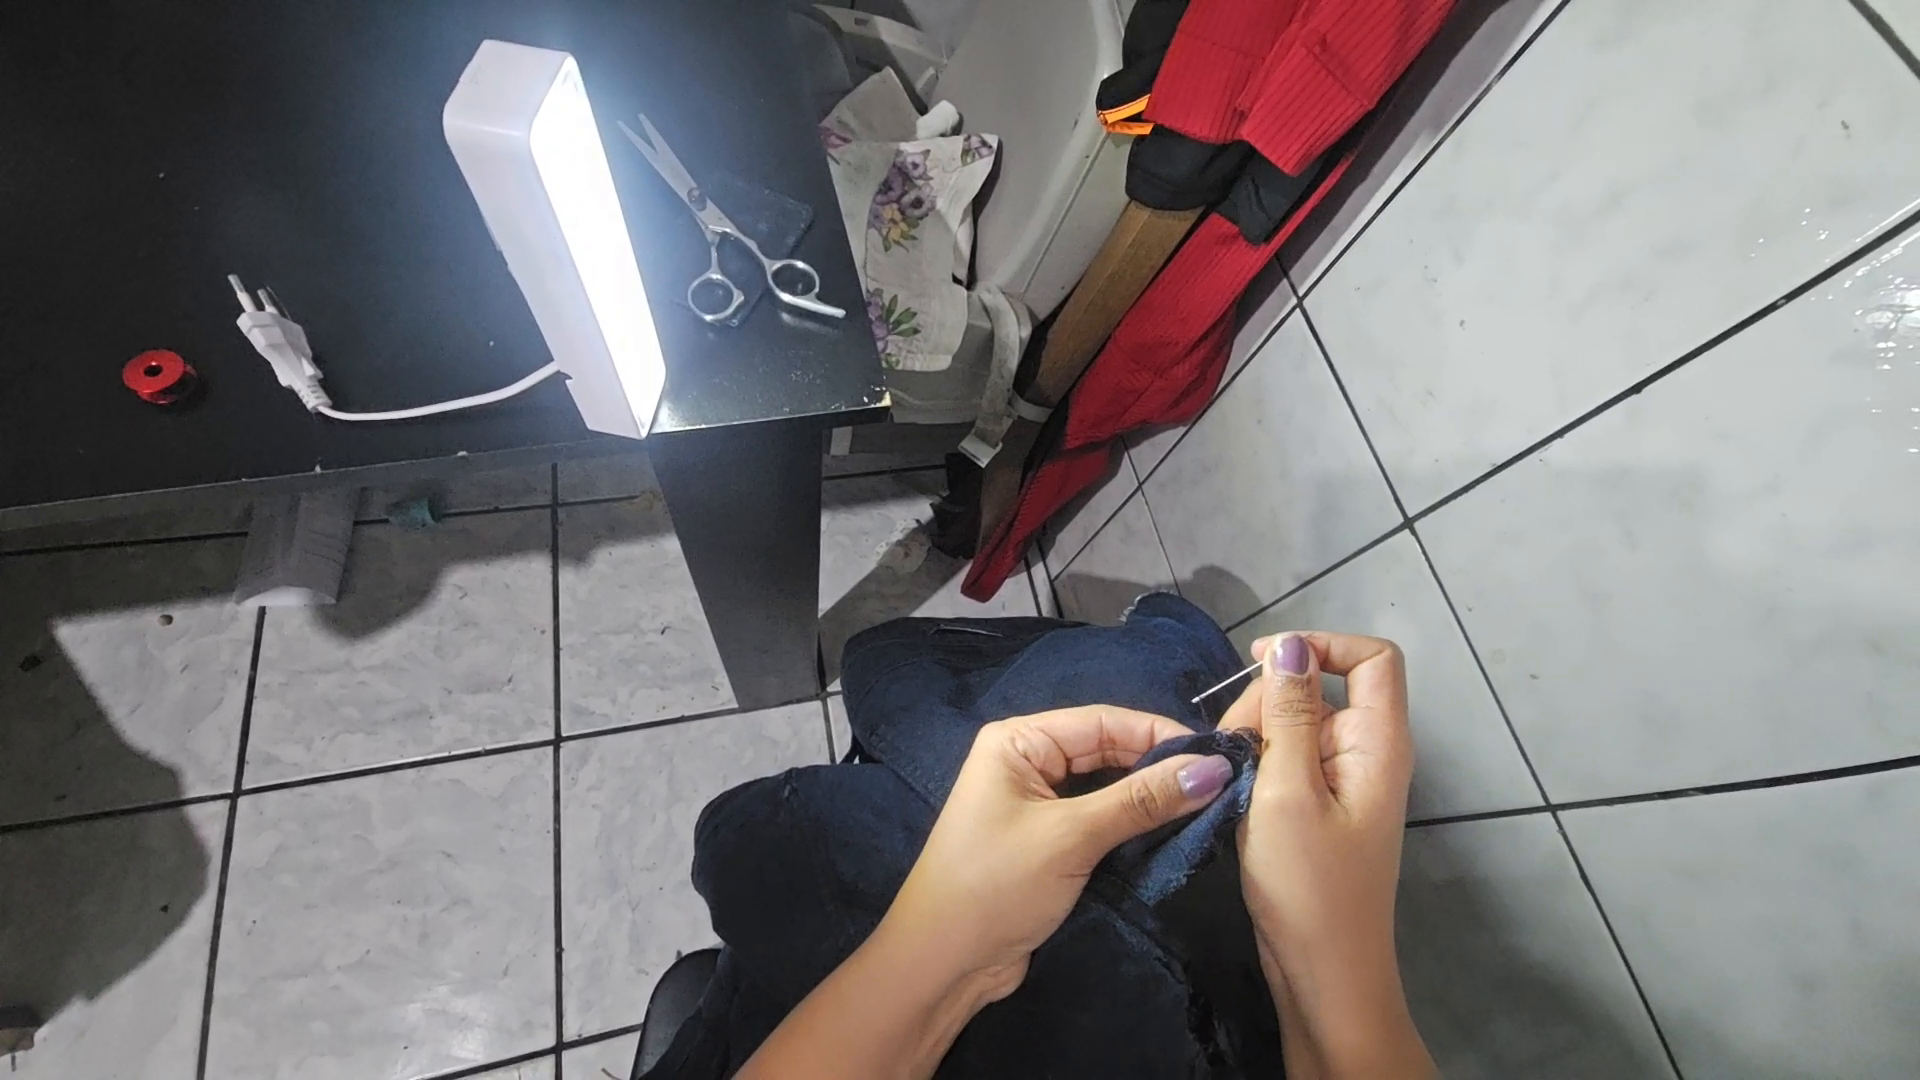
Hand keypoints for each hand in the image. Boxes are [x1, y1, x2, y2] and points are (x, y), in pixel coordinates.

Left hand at [740, 706, 1235, 1079]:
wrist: (943, 962)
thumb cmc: (997, 884)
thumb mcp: (1071, 837)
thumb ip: (1140, 800)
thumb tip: (1212, 769)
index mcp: (1019, 741)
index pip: (1101, 721)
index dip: (1159, 733)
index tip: (1217, 754)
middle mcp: (1027, 760)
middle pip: (1105, 749)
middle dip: (1156, 765)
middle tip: (1219, 784)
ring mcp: (1036, 800)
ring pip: (1105, 784)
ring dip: (1148, 795)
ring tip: (1206, 803)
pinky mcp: (1046, 837)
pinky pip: (1097, 815)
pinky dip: (1131, 822)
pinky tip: (1169, 829)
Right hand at [1218, 632, 1433, 1077]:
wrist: (1320, 972)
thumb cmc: (1308, 884)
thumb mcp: (1287, 790)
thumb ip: (1287, 713)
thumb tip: (1289, 644)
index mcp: (1376, 741)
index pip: (1370, 657)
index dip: (1320, 645)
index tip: (1261, 662)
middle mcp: (1364, 749)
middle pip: (1316, 686)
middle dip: (1265, 702)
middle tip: (1233, 748)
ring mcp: (1339, 775)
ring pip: (1289, 719)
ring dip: (1251, 735)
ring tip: (1232, 779)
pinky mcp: (1315, 797)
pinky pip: (1282, 753)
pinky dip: (1253, 760)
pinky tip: (1235, 790)